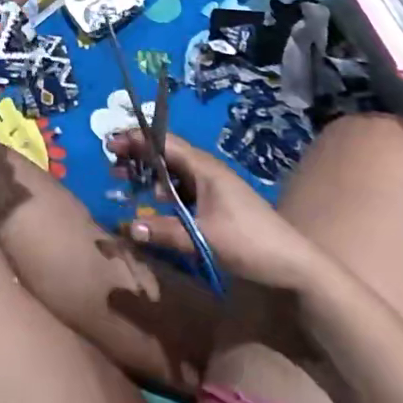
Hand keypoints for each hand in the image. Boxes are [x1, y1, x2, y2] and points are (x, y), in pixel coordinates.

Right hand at [110, 130, 322, 290]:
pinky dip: (164, 191)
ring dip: (150, 173)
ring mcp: (212, 187)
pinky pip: (183, 190)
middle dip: (139, 154)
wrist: (291, 262)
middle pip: (167, 154)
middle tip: (111, 161)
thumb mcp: (203, 237)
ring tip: (124, 179)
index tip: (111, 142)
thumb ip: (164, 231)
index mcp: (203, 167)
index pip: (165, 143)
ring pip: (174, 172)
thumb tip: (128, 226)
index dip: (137, 140)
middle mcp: (206, 171)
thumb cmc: (248, 241)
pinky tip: (153, 202)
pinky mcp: (216, 204)